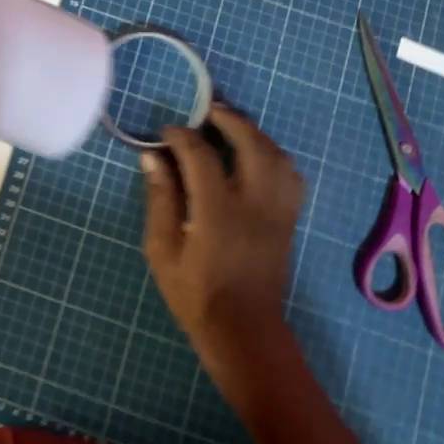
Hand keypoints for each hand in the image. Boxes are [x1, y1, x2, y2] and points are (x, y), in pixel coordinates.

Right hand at [141, 103, 304, 352]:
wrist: (243, 332)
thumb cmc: (195, 294)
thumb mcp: (162, 250)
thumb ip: (160, 199)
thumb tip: (152, 157)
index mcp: (218, 213)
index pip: (201, 155)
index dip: (181, 136)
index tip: (166, 133)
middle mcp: (254, 205)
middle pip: (252, 144)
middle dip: (230, 119)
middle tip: (208, 111)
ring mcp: (278, 211)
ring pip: (277, 155)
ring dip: (254, 133)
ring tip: (231, 127)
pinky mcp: (290, 220)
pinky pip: (291, 175)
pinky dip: (274, 155)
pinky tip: (256, 155)